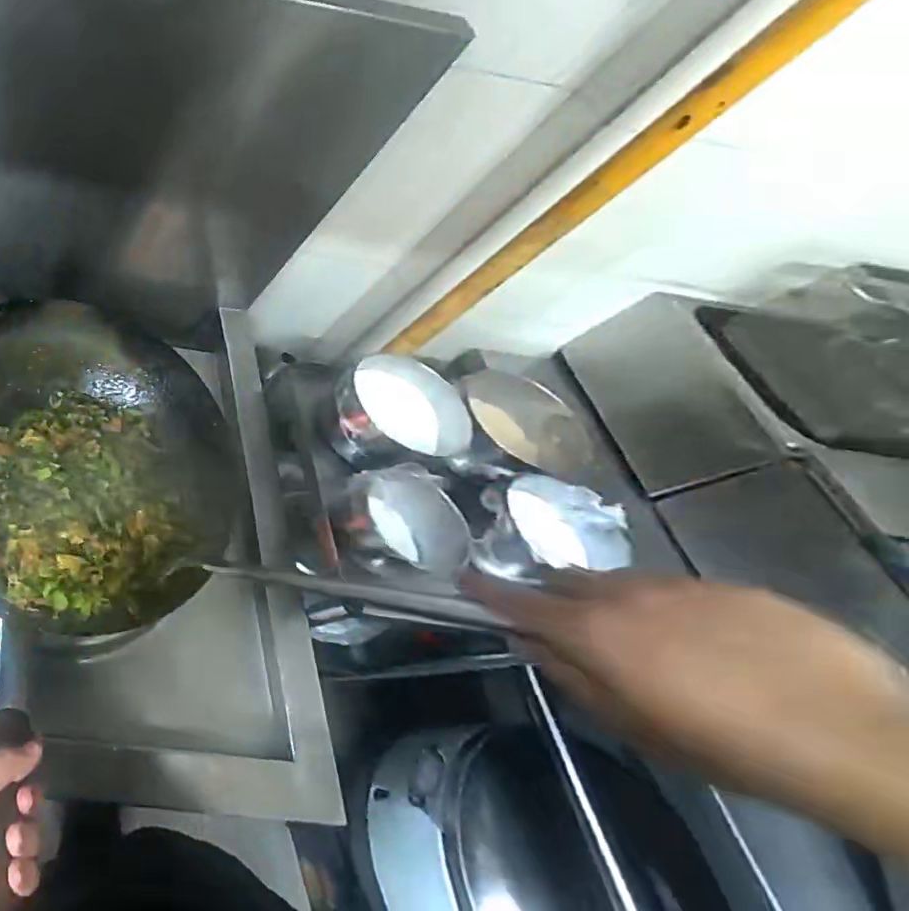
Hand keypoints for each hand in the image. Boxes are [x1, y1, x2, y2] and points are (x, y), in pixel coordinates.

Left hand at [0, 714, 43, 910]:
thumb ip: (2, 761)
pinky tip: (14, 878)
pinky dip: (26, 873)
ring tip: (14, 848)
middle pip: (19, 792)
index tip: (35, 755)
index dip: (17, 751)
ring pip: (27, 830)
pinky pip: (26, 869)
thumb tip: (35, 744)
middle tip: (25, 805)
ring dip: (28, 838)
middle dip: (30, 798)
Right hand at [468, 569, 908, 855]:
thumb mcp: (634, 726)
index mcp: (589, 631)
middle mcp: (623, 594)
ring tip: (634, 630)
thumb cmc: (728, 745)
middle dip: (550, 593)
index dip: (483, 589)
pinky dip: (669, 606)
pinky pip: (680, 589)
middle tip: (557, 616)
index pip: (515, 600)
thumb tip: (529, 645)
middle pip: (564, 580)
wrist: (863, 742)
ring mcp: (681, 585)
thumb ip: (570, 678)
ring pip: (621, 580)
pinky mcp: (734, 588)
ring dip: (609, 598)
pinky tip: (703, 639)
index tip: (462, 579)